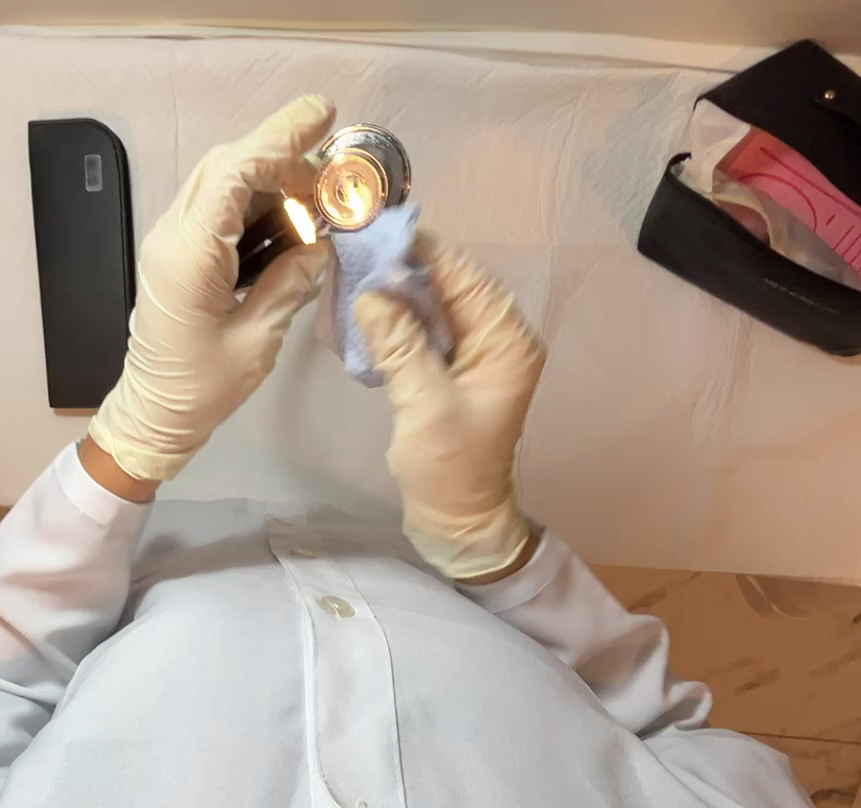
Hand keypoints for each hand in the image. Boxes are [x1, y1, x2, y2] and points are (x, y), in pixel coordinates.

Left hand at [86, 95, 336, 481]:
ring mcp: (168, 244)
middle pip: (225, 166)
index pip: (234, 171)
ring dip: (267, 183)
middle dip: (279, 160)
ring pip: (219, 183)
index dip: (280, 137)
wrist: (155, 415)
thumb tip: (317, 244)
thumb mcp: (257, 339)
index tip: (322, 116)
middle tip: (326, 184)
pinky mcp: (174, 257)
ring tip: (311, 206)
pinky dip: (250, 206)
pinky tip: (283, 225)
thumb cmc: (203, 388)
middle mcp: (172, 236)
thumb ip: (290, 282)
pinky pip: (214, 211)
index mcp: (189, 255)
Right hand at [354, 235, 545, 580]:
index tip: (376, 231)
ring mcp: (473, 358)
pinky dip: (397, 322)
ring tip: (354, 275)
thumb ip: (400, 345)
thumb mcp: (425, 405)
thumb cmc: (450, 468)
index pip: (465, 278)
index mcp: (506, 343)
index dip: (423, 252)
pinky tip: (366, 314)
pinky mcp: (449, 374)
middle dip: (405, 269)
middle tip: (356, 251)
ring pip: (434, 308)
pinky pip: (424, 334)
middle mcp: (496, 341)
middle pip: (450, 287)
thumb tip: (370, 295)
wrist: (456, 522)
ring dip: (397, 294)